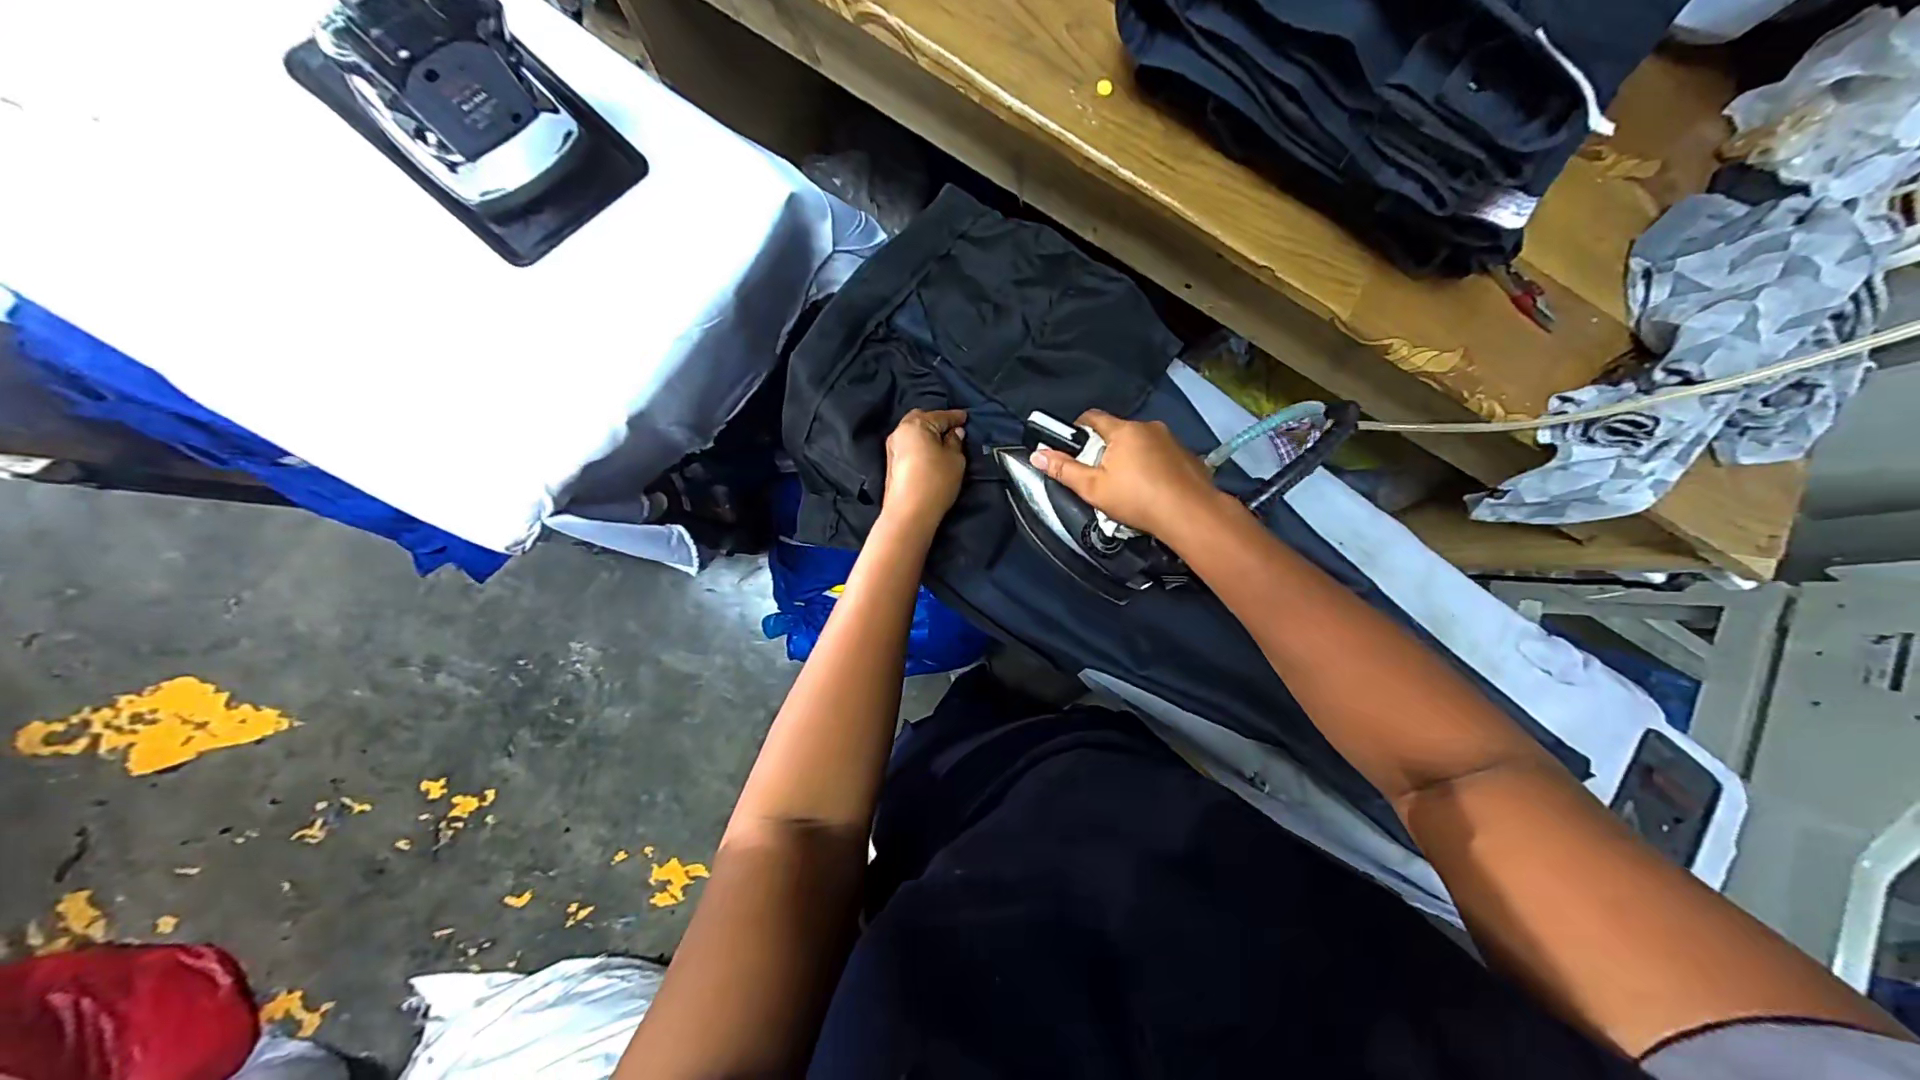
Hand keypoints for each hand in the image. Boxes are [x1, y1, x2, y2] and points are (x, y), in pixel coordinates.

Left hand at [882, 408, 967, 530]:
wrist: (909, 513)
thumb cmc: (935, 482)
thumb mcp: (955, 460)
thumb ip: (956, 442)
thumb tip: (954, 432)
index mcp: (916, 424)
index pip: (941, 416)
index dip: (955, 417)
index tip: (966, 417)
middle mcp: (900, 431)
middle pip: (921, 419)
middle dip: (937, 421)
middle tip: (953, 429)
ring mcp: (892, 447)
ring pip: (913, 432)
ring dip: (927, 433)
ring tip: (943, 440)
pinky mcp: (891, 462)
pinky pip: (909, 444)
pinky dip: (920, 444)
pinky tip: (930, 451)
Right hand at [1030, 409, 1236, 541]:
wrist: (1191, 514)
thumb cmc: (1137, 499)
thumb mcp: (1093, 488)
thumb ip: (1064, 470)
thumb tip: (1037, 455)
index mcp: (1123, 430)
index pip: (1092, 417)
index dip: (1078, 429)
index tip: (1072, 447)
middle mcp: (1149, 427)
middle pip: (1117, 432)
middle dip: (1105, 449)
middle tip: (1098, 476)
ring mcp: (1172, 440)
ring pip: (1141, 444)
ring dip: (1131, 458)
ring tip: (1127, 486)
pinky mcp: (1188, 455)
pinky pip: (1161, 455)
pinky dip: (1153, 467)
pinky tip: (1152, 490)